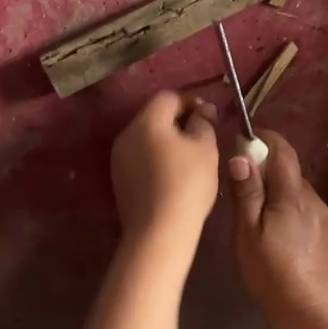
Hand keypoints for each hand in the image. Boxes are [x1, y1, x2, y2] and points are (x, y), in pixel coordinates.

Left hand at [111, 91, 219, 257]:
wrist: (159, 231)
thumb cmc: (187, 183)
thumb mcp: (205, 148)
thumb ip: (204, 121)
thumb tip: (203, 108)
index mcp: (147, 121)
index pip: (168, 97)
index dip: (190, 102)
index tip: (208, 118)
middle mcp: (126, 134)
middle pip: (154, 116)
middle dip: (178, 121)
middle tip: (201, 138)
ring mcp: (119, 158)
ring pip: (146, 138)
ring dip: (167, 141)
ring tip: (189, 159)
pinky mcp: (119, 179)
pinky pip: (140, 158)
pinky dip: (156, 159)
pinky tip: (172, 176)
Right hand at [228, 131, 327, 328]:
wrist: (313, 316)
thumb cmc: (272, 274)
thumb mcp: (248, 234)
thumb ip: (247, 193)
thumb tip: (242, 155)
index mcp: (292, 195)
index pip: (283, 150)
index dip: (265, 139)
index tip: (245, 140)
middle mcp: (314, 200)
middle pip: (289, 173)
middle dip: (267, 171)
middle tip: (242, 190)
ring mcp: (326, 219)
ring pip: (299, 196)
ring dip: (280, 196)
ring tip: (259, 221)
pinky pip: (308, 214)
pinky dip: (292, 215)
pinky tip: (282, 241)